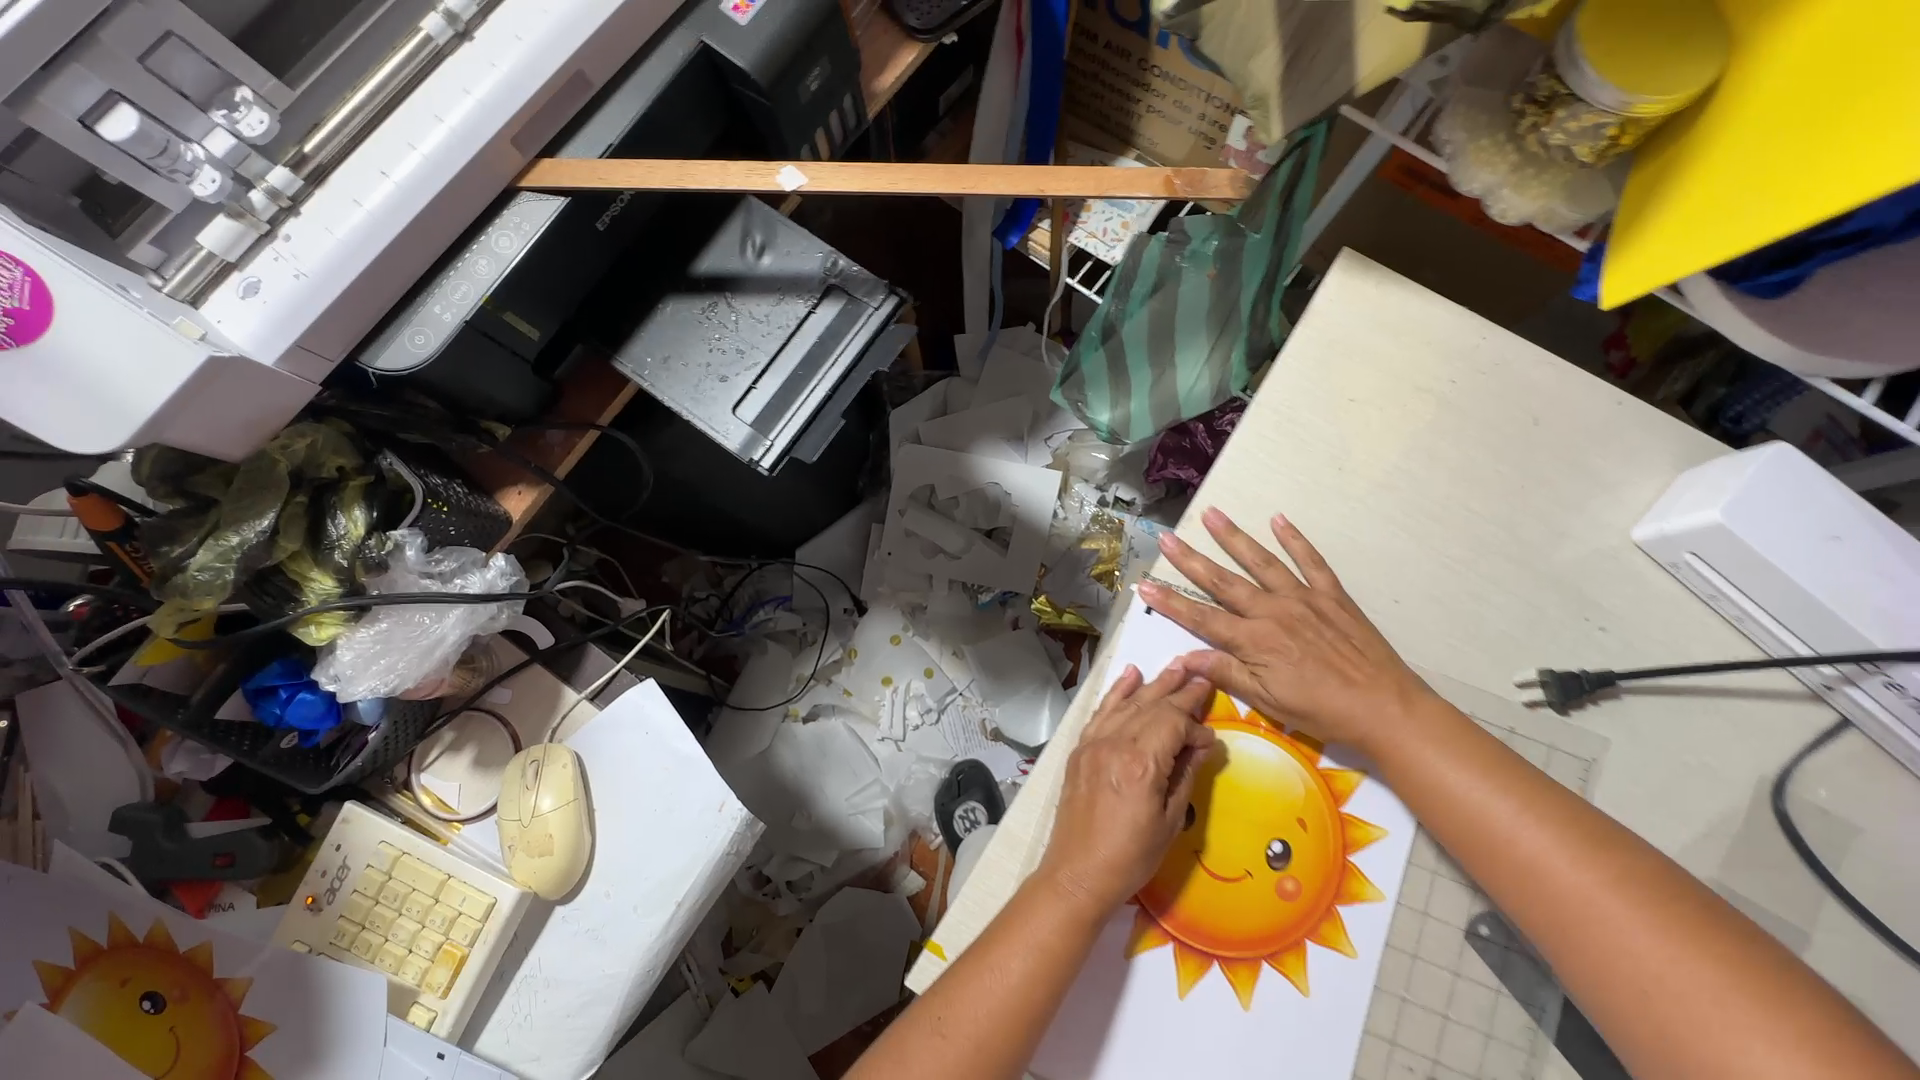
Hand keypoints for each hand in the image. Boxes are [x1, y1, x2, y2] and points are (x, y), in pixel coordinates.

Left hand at [1037, 662, 1216, 918]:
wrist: (1077, 874)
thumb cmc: (1130, 856)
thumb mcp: (1170, 820)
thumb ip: (1185, 775)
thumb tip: (1203, 746)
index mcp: (1139, 763)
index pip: (1173, 723)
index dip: (1195, 725)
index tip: (1211, 738)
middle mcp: (1113, 744)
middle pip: (1150, 706)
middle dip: (1178, 691)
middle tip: (1201, 675)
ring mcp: (1092, 744)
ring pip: (1126, 704)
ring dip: (1151, 685)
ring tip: (1175, 667)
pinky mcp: (1079, 751)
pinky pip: (1101, 712)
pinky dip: (1117, 693)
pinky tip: (1130, 676)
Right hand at [1138, 508, 1441, 753]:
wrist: (1384, 706)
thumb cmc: (1321, 711)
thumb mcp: (1267, 702)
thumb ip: (1226, 674)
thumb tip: (1184, 658)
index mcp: (1254, 641)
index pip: (1201, 618)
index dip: (1170, 602)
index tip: (1143, 584)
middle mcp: (1272, 612)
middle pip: (1223, 581)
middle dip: (1190, 559)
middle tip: (1165, 537)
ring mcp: (1303, 599)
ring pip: (1261, 562)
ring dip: (1234, 537)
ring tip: (1211, 514)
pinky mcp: (1332, 596)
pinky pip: (1311, 561)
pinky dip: (1294, 539)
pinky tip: (1278, 519)